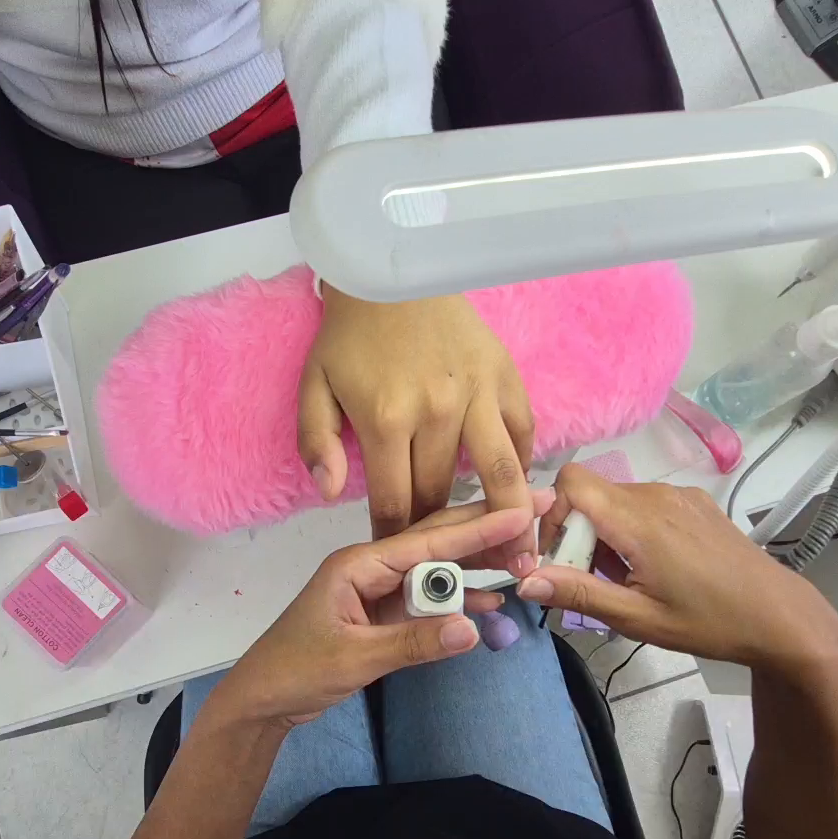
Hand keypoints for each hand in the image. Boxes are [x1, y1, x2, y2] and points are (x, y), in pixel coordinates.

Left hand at [210, 497, 544, 727]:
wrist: (264, 698)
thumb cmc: (297, 671)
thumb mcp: (355, 658)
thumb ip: (413, 643)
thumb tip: (473, 628)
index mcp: (360, 564)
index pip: (428, 541)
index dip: (477, 528)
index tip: (522, 512)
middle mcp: (373, 566)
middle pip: (437, 544)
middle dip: (487, 531)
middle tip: (539, 512)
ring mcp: (379, 588)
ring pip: (438, 568)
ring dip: (479, 564)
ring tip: (528, 554)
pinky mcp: (383, 611)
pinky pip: (429, 598)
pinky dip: (459, 598)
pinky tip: (493, 600)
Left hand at [300, 286, 535, 561]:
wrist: (392, 271)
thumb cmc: (349, 336)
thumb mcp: (314, 385)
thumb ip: (316, 442)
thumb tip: (329, 495)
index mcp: (386, 420)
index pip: (394, 502)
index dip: (394, 538)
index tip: (402, 564)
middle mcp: (437, 413)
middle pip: (443, 496)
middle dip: (446, 538)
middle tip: (459, 567)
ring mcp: (478, 395)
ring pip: (500, 474)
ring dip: (508, 520)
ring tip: (521, 556)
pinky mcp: (506, 377)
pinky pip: (523, 433)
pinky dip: (523, 465)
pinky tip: (522, 490)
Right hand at [516, 465, 837, 677]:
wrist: (782, 617)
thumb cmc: (709, 622)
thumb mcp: (637, 618)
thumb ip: (578, 594)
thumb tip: (526, 581)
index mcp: (640, 520)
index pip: (571, 482)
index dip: (552, 513)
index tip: (558, 555)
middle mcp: (657, 495)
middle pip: (590, 495)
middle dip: (577, 534)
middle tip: (593, 579)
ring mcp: (679, 496)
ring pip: (614, 500)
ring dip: (604, 534)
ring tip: (627, 578)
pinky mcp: (694, 502)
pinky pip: (642, 504)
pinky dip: (630, 529)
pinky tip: (653, 566)